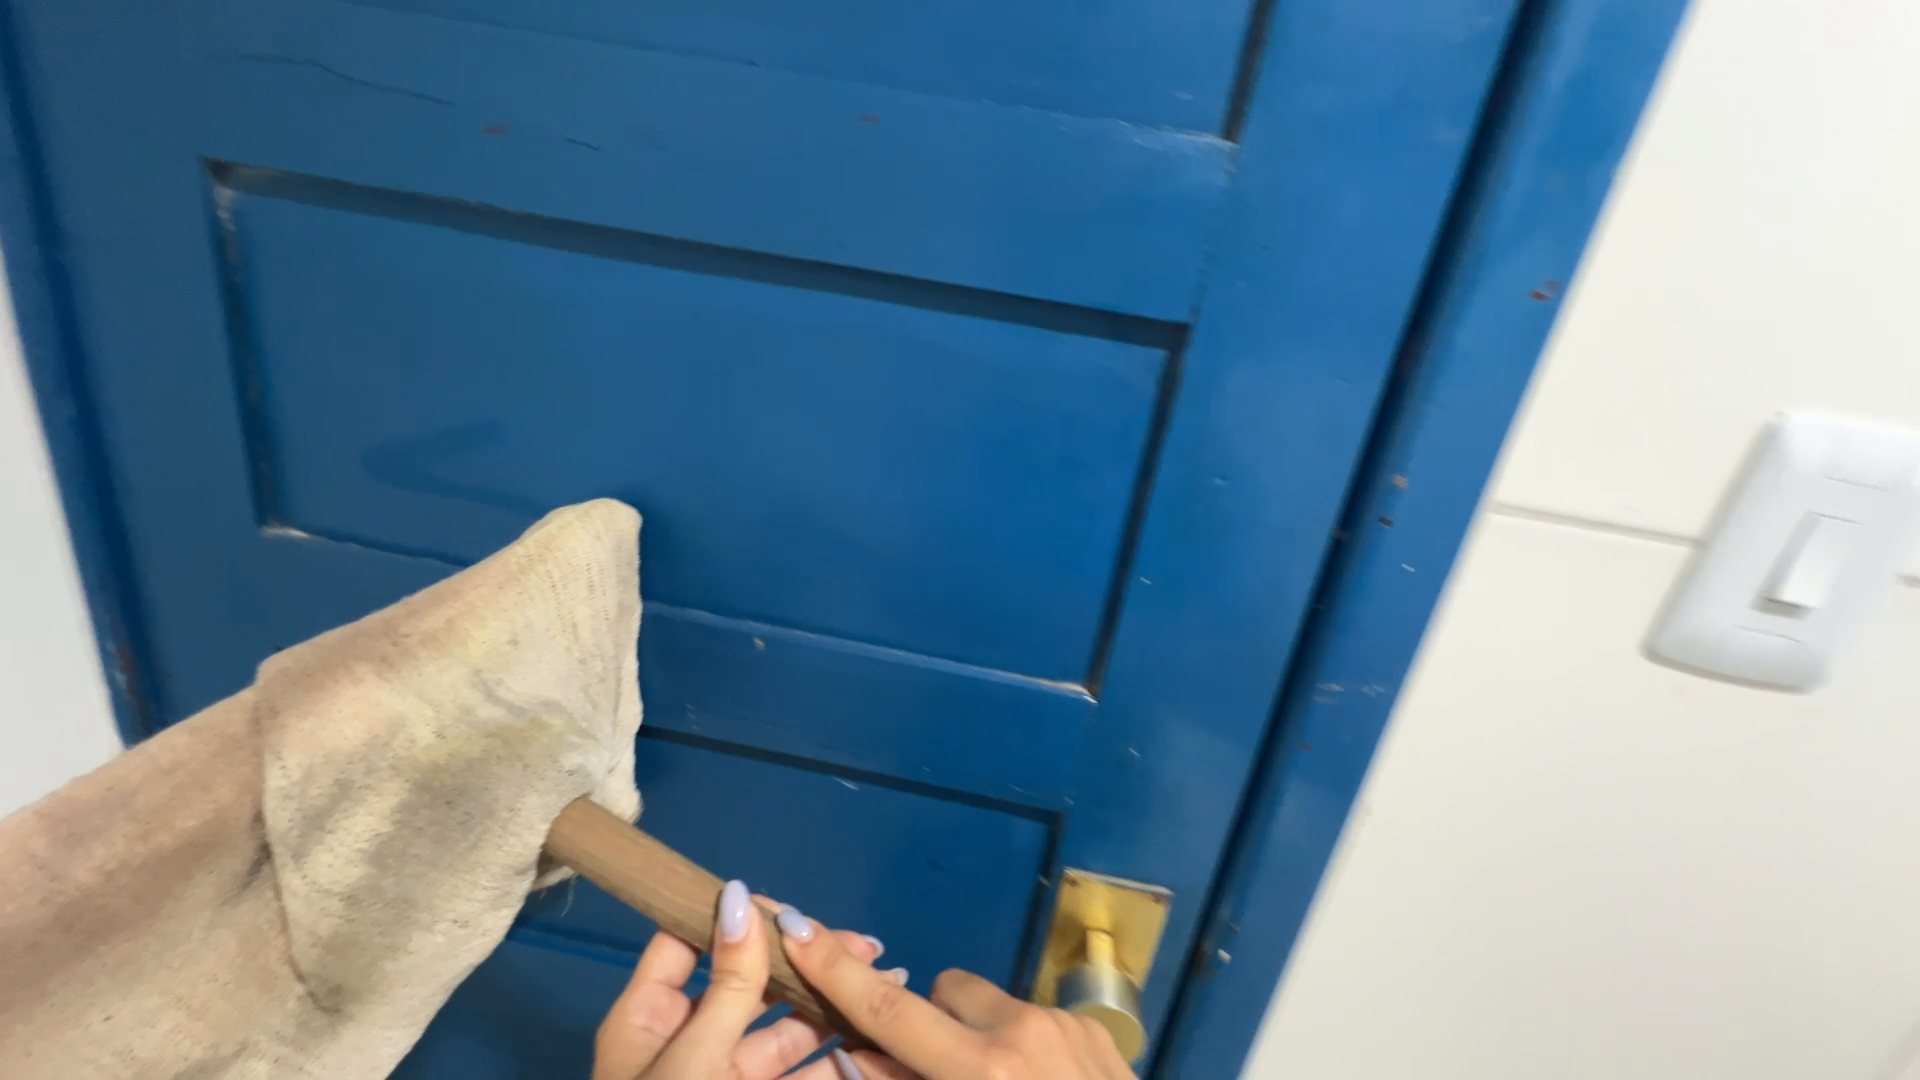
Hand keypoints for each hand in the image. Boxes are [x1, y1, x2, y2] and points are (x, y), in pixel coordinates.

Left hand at [593, 881, 888, 1079]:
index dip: (735, 914)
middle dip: (807, 961)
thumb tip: (741, 893)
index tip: (791, 905)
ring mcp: (729, 1076)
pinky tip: (876, 1038)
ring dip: (834, 1006)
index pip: (689, 940)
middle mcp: (692, 1040)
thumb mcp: (692, 1062)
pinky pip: (808, 1073)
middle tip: (863, 947)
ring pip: (788, 1027)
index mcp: (652, 1019)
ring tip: (885, 983)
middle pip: (753, 979)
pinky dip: (841, 1058)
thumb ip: (729, 983)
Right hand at [775, 905, 1134, 1079]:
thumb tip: (867, 1058)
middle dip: (934, 1021)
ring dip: (983, 1034)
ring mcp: (1065, 1023)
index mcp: (984, 1072)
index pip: (892, 1014)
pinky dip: (1026, 1045)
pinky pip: (1036, 1017)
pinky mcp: (1095, 1029)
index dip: (838, 971)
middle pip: (947, 989)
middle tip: (946, 1070)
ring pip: (994, 1003)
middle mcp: (1024, 1030)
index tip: (797, 926)